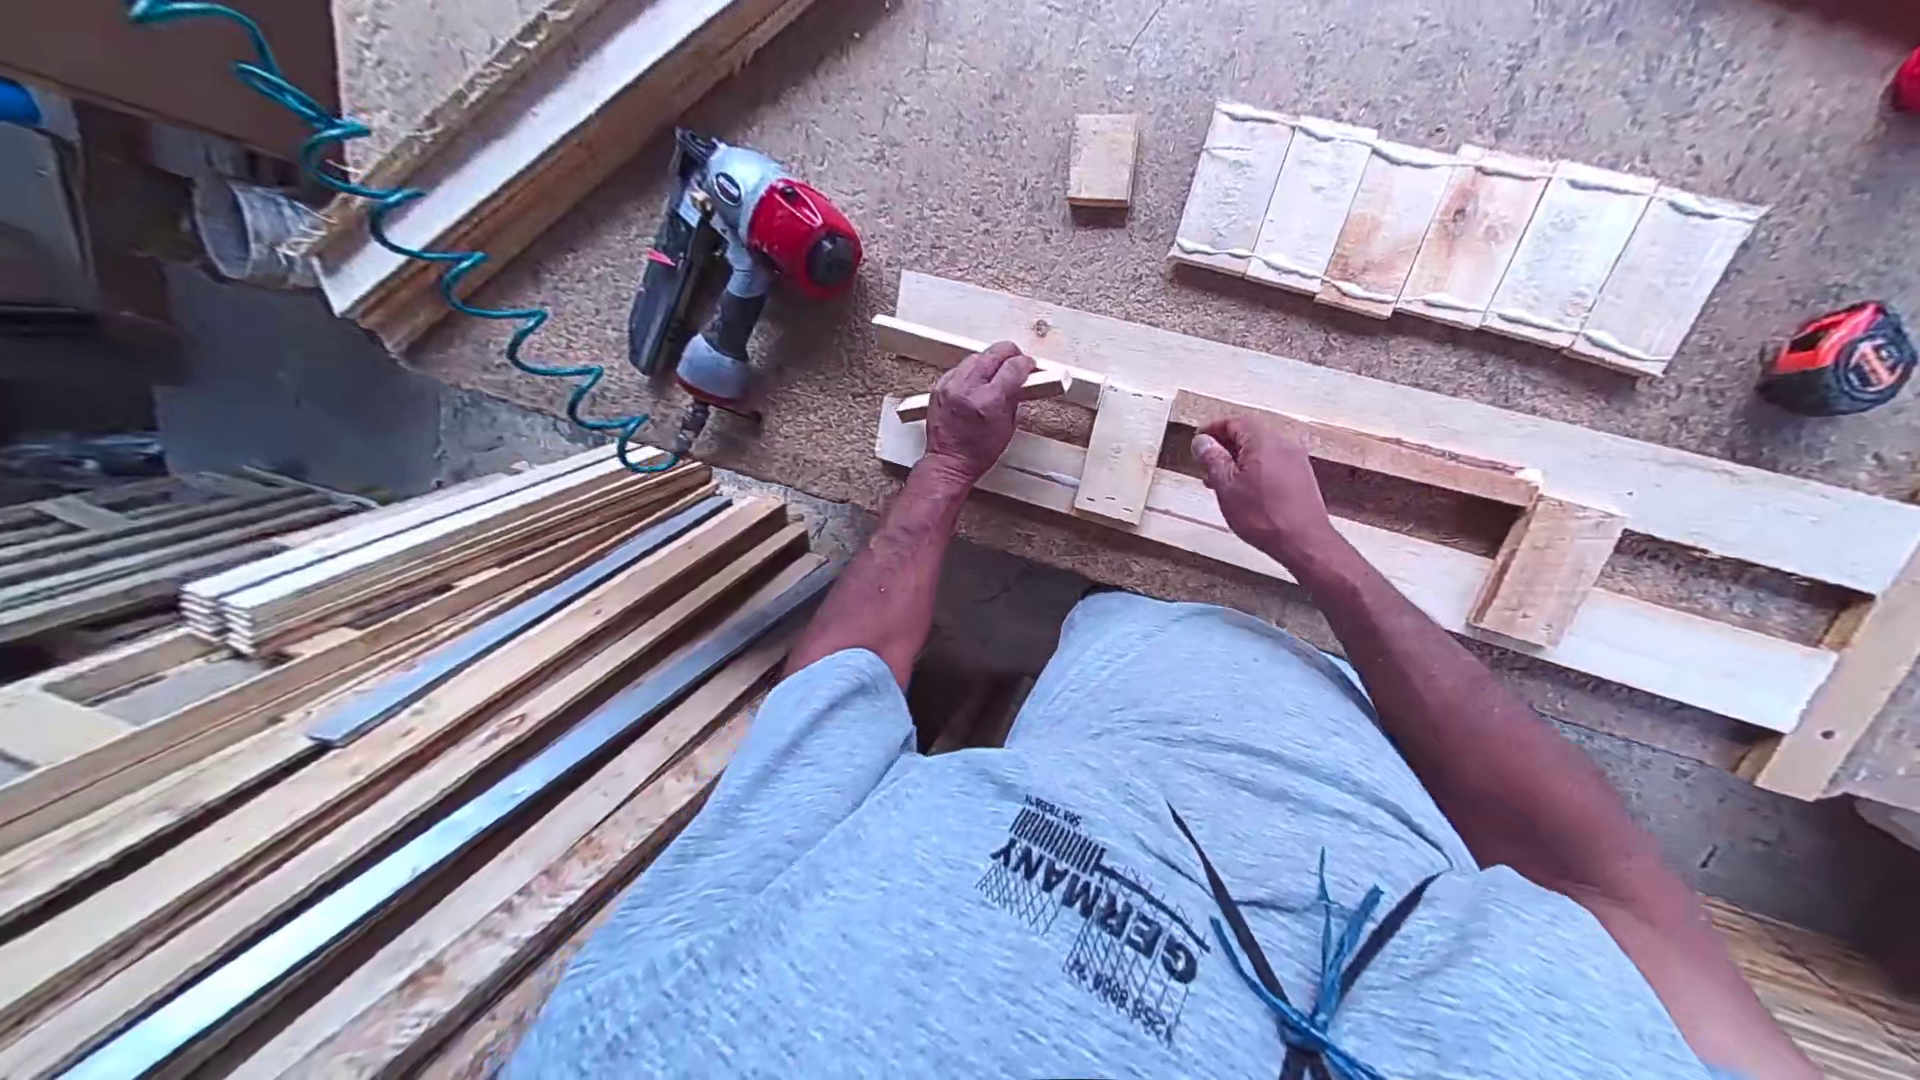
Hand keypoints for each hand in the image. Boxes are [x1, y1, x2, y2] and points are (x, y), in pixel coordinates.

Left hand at [920, 342, 1035, 486]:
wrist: (948, 462)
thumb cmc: (977, 452)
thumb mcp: (1007, 427)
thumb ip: (1014, 398)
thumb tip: (1020, 379)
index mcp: (989, 401)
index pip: (1013, 366)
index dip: (1026, 363)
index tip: (1029, 365)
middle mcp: (968, 389)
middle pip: (994, 353)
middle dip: (1009, 355)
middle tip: (1015, 363)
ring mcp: (951, 386)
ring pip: (976, 357)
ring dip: (990, 361)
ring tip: (995, 373)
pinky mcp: (939, 387)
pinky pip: (959, 368)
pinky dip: (971, 371)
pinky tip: (976, 382)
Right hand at [1192, 417, 1338, 564]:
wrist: (1301, 542)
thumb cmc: (1264, 516)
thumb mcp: (1226, 486)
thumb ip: (1212, 459)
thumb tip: (1202, 442)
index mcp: (1264, 442)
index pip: (1235, 422)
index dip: (1213, 429)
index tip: (1199, 441)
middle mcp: (1283, 445)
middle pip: (1249, 434)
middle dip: (1224, 446)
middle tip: (1205, 461)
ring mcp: (1296, 461)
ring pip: (1260, 450)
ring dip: (1238, 460)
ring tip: (1220, 480)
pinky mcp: (1301, 478)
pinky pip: (1272, 464)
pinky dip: (1254, 470)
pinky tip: (1242, 490)